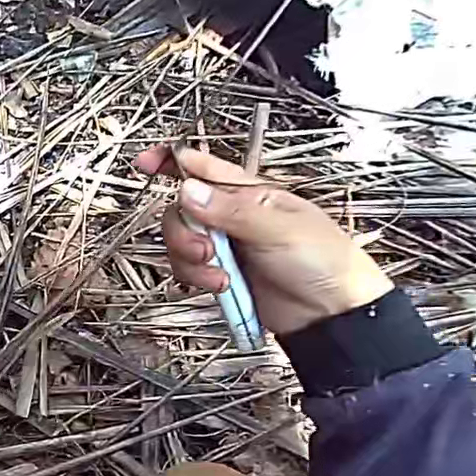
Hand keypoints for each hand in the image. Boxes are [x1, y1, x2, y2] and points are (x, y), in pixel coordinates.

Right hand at [134, 143, 392, 334]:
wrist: (329, 314)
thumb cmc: (324, 262)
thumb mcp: (279, 229)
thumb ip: (231, 210)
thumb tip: (187, 190)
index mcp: (251, 193)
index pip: (204, 167)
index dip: (173, 161)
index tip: (146, 161)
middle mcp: (232, 216)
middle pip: (181, 210)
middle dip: (183, 232)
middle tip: (204, 250)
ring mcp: (225, 246)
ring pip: (180, 243)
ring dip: (191, 261)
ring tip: (219, 275)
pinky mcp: (219, 273)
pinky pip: (187, 269)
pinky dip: (196, 278)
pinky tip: (220, 286)